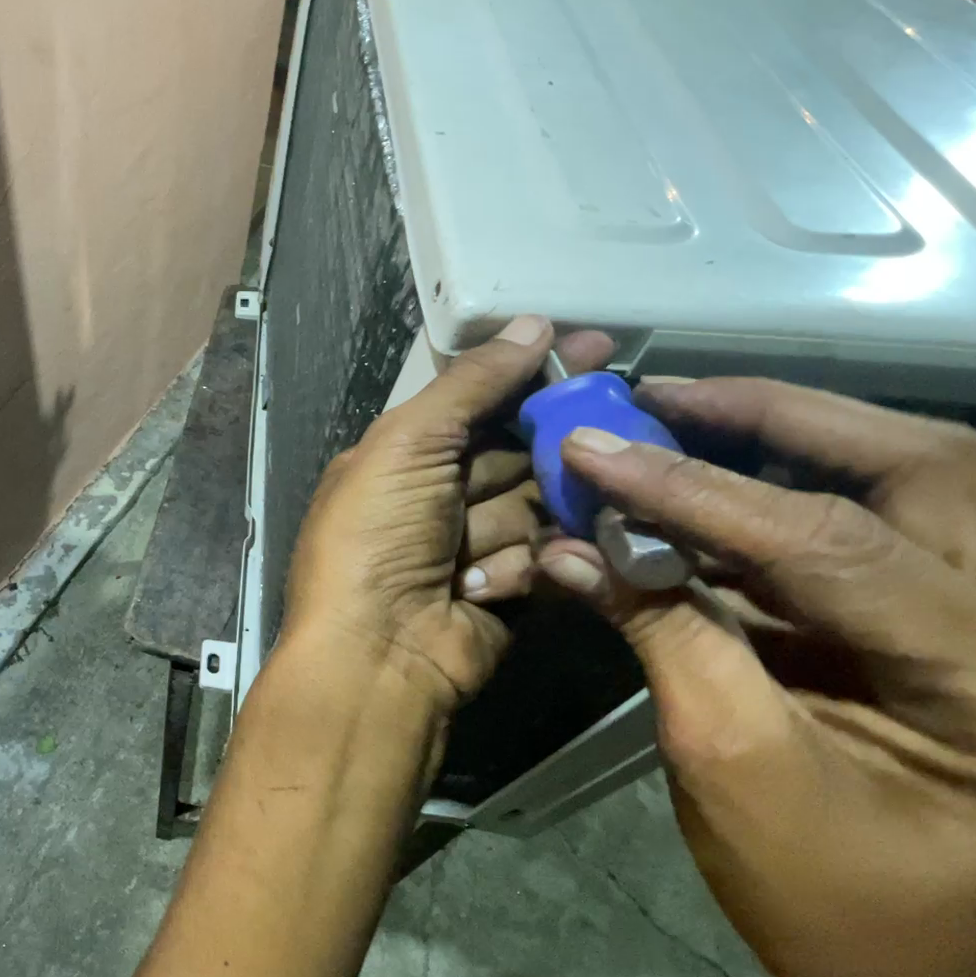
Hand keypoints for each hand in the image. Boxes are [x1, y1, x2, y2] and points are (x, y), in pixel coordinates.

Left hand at [277, 316, 611, 711]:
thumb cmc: (373, 537)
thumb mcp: (404, 445)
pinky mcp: (507, 586)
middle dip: (547, 448)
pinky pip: (540, 556)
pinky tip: (478, 584)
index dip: (532, 375)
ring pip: (535, 503)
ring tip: (478, 542)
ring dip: (516, 520)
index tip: (602, 348)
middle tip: (601, 432)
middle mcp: (434, 493)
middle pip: (518, 450)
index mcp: (398, 454)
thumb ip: (467, 386)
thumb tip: (531, 325)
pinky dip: (514, 568)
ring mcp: (471, 542)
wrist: (375, 651)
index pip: (476, 401)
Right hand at [536, 378, 975, 976]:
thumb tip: (576, 548)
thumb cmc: (844, 904)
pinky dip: (774, 509)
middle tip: (662, 396)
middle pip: (925, 471)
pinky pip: (866, 543)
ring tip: (677, 420)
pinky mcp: (950, 638)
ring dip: (787, 444)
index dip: (694, 488)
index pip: (829, 541)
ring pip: (913, 488)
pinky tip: (693, 501)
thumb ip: (667, 639)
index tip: (590, 448)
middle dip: (778, 419)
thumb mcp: (737, 769)